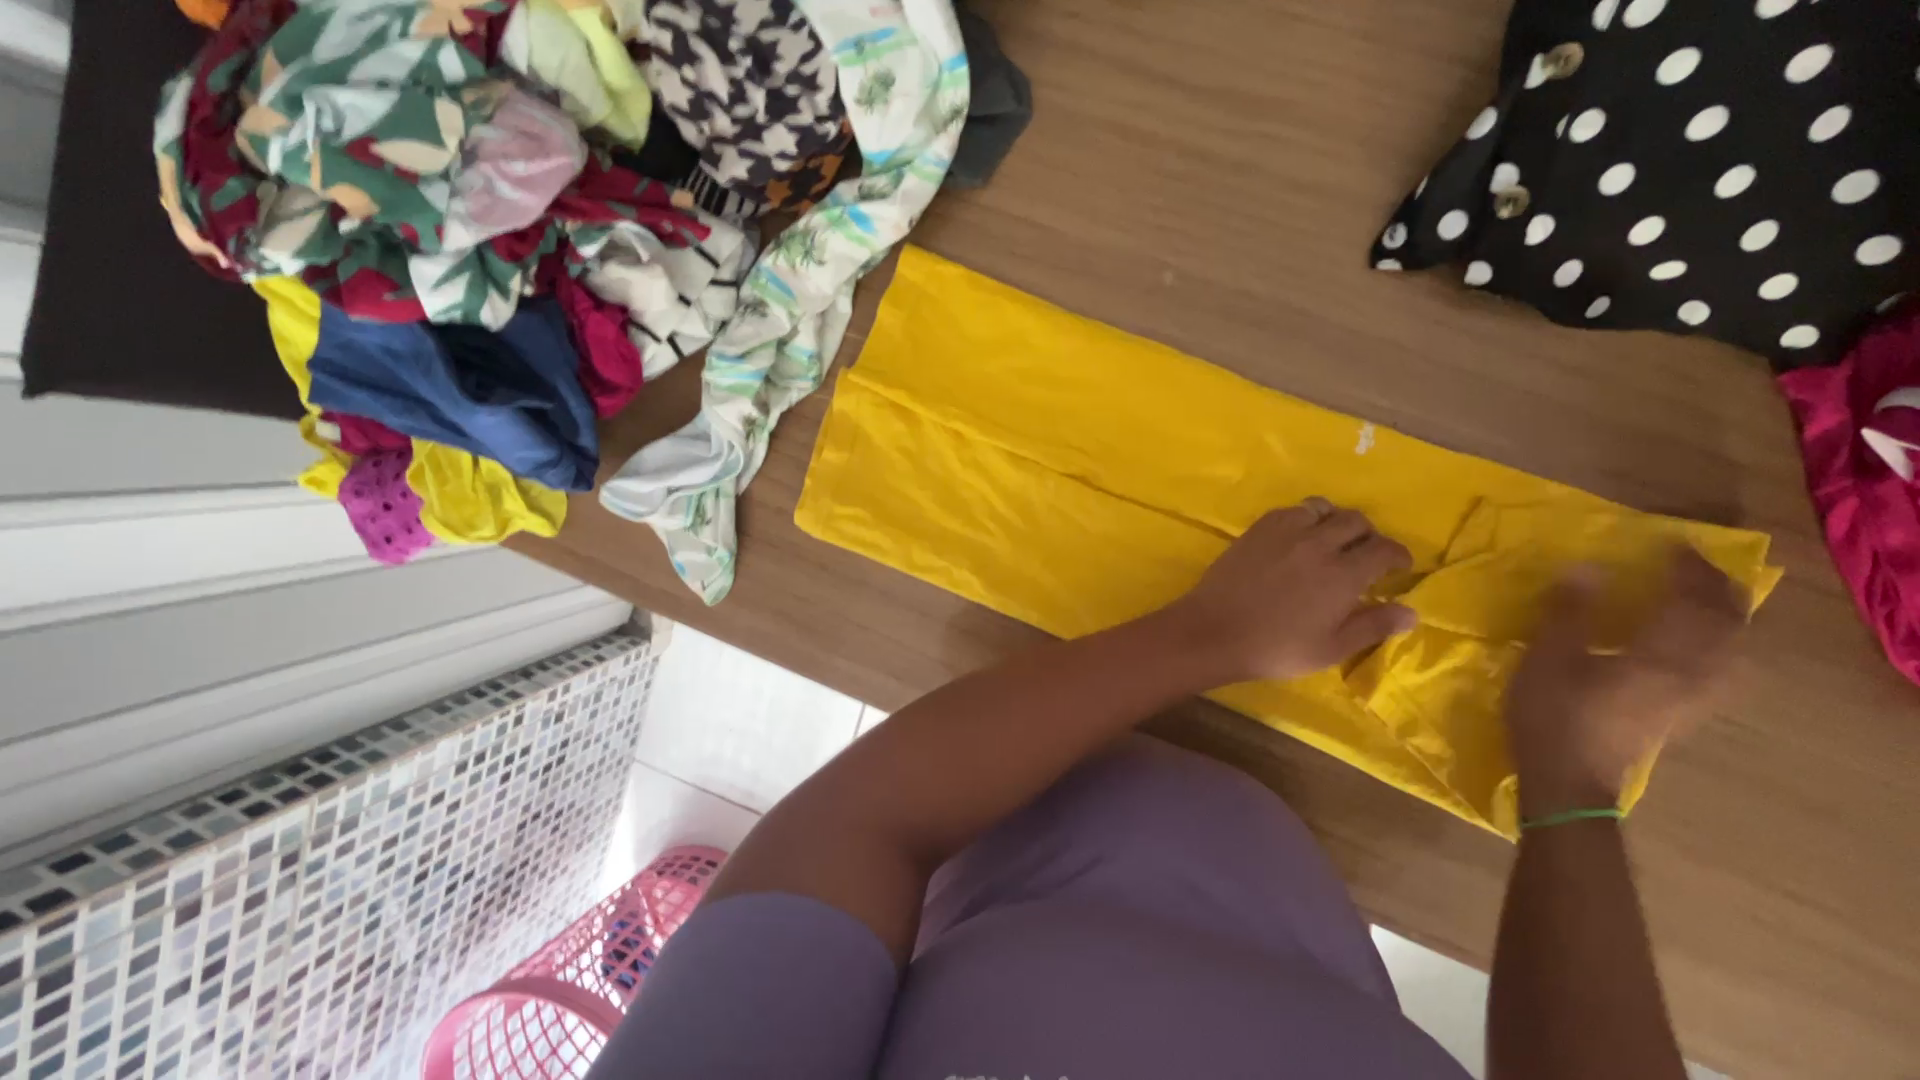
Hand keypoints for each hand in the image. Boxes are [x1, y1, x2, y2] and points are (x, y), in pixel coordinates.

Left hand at [1162, 498, 1415, 684]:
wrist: (1214, 631)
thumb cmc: (1276, 647)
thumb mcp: (1331, 648)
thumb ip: (1373, 626)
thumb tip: (1412, 612)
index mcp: (1343, 573)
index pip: (1384, 550)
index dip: (1398, 555)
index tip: (1399, 566)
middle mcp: (1318, 543)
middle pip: (1356, 521)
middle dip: (1369, 534)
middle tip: (1367, 553)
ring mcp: (1284, 532)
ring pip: (1322, 508)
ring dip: (1335, 519)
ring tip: (1333, 539)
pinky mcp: (1257, 529)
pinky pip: (1290, 511)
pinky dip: (1303, 518)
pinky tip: (1299, 537)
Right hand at [1505, 546, 1746, 817]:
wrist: (1570, 783)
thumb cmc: (1555, 716)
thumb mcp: (1547, 657)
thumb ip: (1570, 612)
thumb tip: (1588, 568)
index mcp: (1663, 654)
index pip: (1694, 600)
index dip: (1689, 568)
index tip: (1671, 544)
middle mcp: (1694, 673)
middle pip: (1727, 624)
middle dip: (1715, 590)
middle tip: (1691, 567)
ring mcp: (1694, 697)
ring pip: (1731, 649)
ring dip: (1722, 618)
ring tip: (1699, 601)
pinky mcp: (1683, 714)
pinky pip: (1720, 669)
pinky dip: (1716, 646)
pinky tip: (1692, 645)